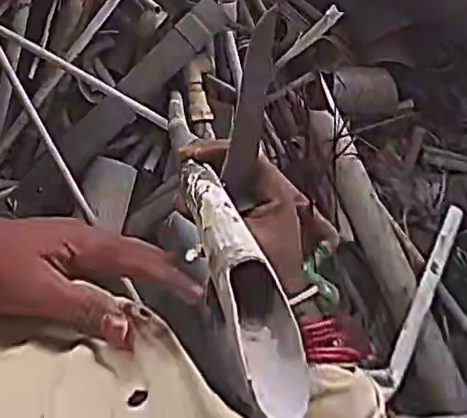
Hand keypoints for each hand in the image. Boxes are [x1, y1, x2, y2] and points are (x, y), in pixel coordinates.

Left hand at [0, 218, 202, 352]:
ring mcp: (64, 248)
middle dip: (158, 271)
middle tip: (186, 290)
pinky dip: (113, 287)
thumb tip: (126, 324)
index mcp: (78, 237)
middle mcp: (74, 237)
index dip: (167, 272)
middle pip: (127, 254)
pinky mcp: (53, 262)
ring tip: (160, 297)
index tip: (193, 287)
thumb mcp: (43, 292)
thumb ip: (87, 308)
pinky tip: (113, 302)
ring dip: (136, 280)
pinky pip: (95, 273)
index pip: (134, 255)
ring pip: (112, 264)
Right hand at [179, 140, 332, 289]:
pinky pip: (225, 200)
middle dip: (205, 170)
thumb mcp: (235, 238)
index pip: (247, 155)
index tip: (193, 156)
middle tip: (186, 174)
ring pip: (227, 182)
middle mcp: (275, 199)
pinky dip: (207, 202)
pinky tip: (194, 211)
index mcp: (280, 196)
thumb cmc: (265, 282)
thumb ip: (213, 207)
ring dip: (203, 187)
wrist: (273, 315)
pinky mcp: (253, 223)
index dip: (216, 150)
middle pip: (234, 166)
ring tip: (188, 197)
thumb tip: (193, 183)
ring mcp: (265, 211)